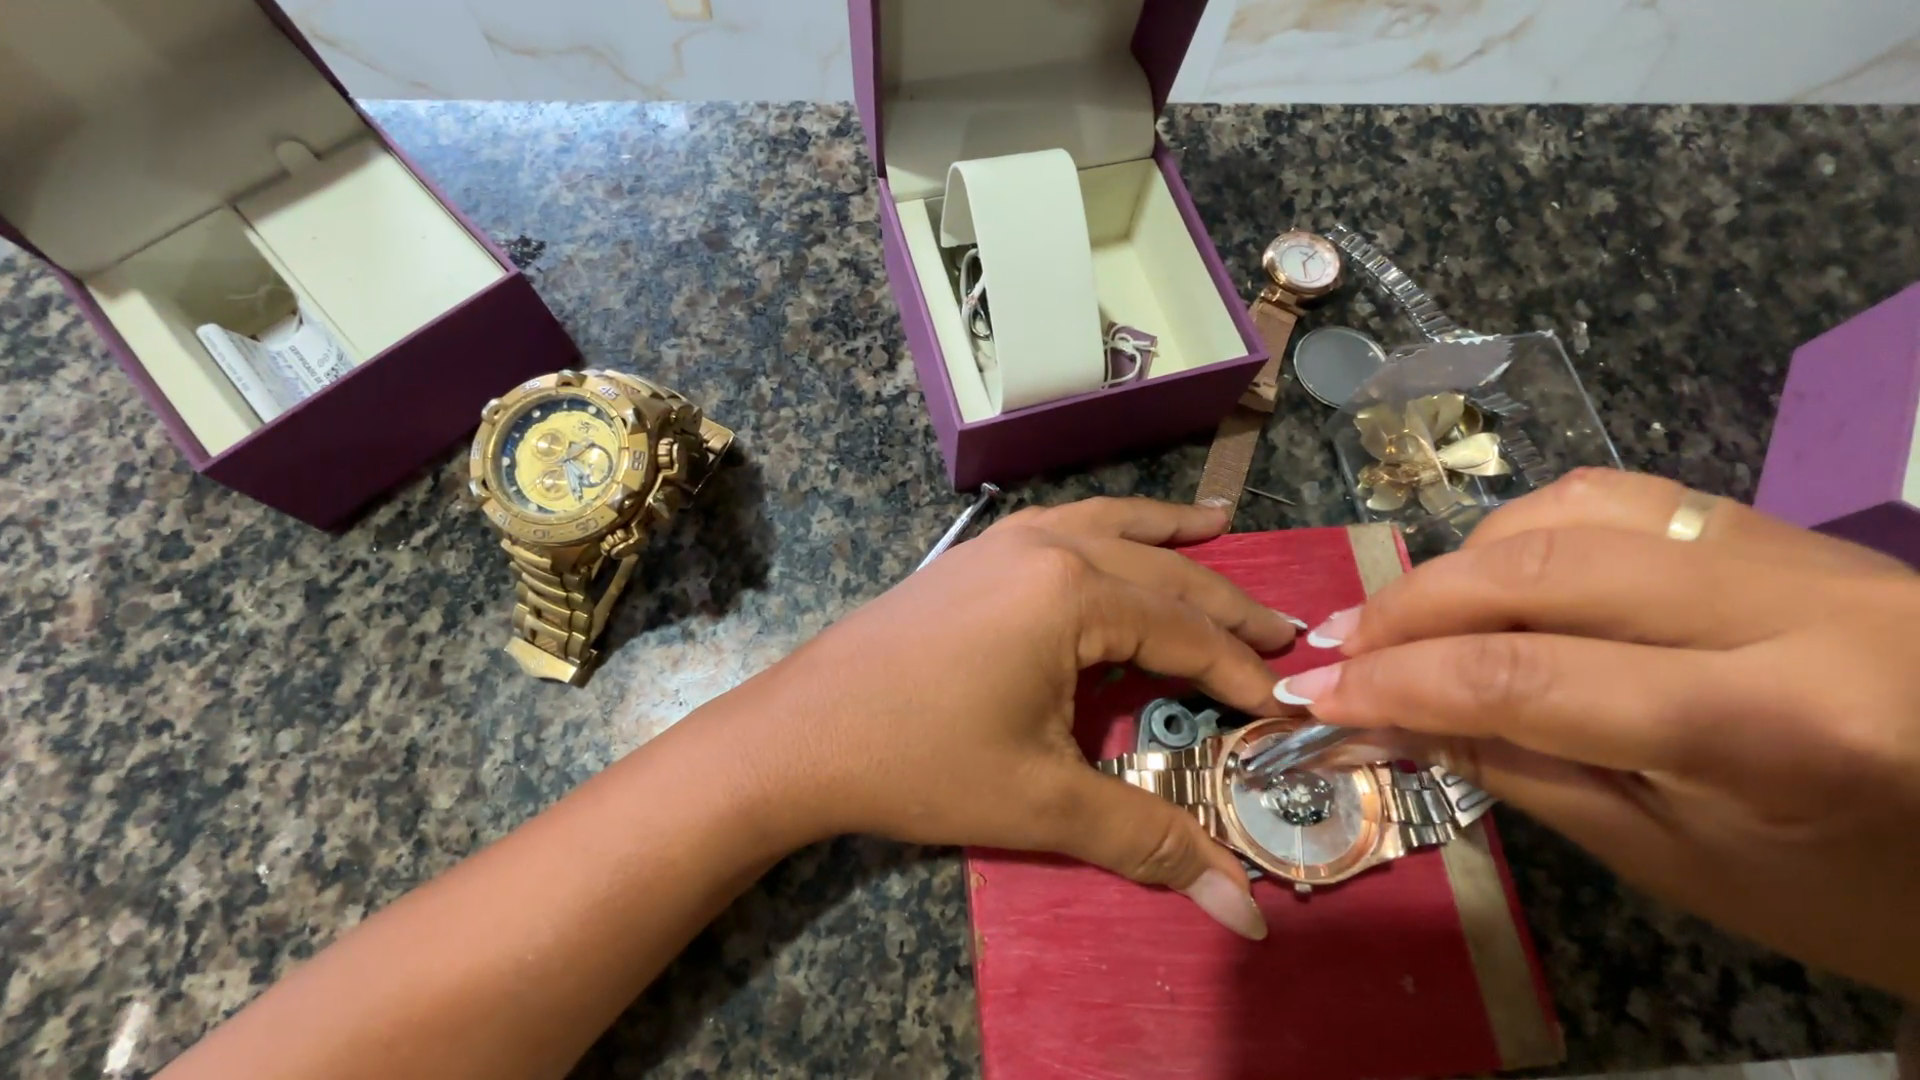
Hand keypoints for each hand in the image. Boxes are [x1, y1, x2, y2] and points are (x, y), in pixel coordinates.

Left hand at [720, 497, 1299, 938]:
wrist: (800, 733)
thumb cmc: (921, 762)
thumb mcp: (1041, 804)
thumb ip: (1148, 841)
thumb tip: (1245, 907)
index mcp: (1072, 594)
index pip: (1185, 634)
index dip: (1240, 676)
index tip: (1284, 708)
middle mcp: (1047, 546)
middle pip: (1161, 571)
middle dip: (1224, 605)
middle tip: (1282, 634)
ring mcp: (1004, 539)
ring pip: (1112, 525)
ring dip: (1170, 536)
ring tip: (1223, 525)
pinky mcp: (973, 553)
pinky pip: (1064, 524)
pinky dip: (1109, 523)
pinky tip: (1118, 533)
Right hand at [1271, 469, 1919, 997]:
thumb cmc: (1857, 893)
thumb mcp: (1675, 860)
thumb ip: (1518, 770)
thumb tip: (1389, 717)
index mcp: (1778, 729)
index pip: (1527, 681)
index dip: (1399, 684)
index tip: (1317, 695)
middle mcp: (1789, 610)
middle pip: (1537, 569)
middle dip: (1410, 608)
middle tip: (1340, 646)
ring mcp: (1789, 550)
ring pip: (1569, 510)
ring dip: (1459, 561)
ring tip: (1407, 614)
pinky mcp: (1775, 526)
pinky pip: (1618, 496)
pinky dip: (1523, 527)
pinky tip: (1492, 570)